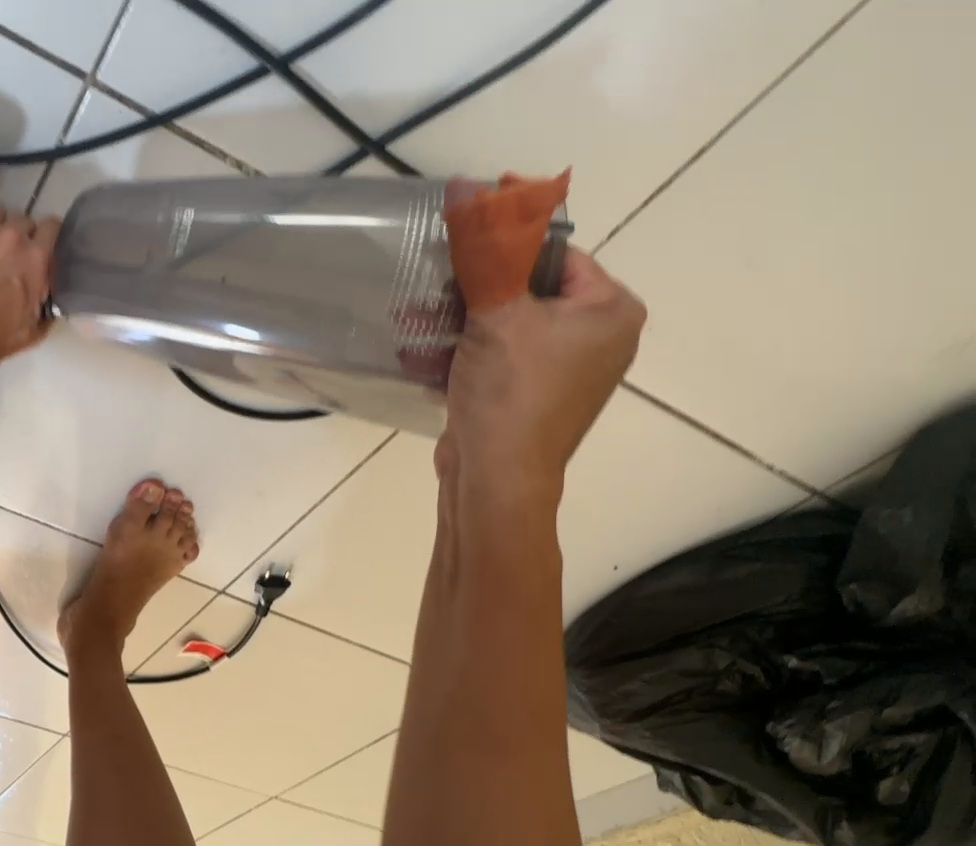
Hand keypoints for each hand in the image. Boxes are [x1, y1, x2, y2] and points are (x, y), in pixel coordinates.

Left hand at [0, 198, 60, 376]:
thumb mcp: (31, 332)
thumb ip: (46, 303)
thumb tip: (46, 289)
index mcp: (35, 260)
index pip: (51, 227)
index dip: (43, 237)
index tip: (34, 248)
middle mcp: (10, 235)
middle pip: (20, 220)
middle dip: (14, 235)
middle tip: (0, 256)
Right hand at [437, 248, 645, 494]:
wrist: (496, 478)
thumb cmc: (510, 390)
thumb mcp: (496, 312)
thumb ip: (482, 249)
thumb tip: (465, 184)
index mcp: (611, 310)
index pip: (554, 255)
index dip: (502, 251)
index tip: (455, 256)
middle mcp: (599, 339)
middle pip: (527, 292)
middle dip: (473, 292)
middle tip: (431, 291)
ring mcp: (565, 374)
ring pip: (506, 328)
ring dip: (458, 325)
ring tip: (418, 324)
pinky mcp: (531, 400)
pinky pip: (498, 361)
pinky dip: (464, 356)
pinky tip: (427, 358)